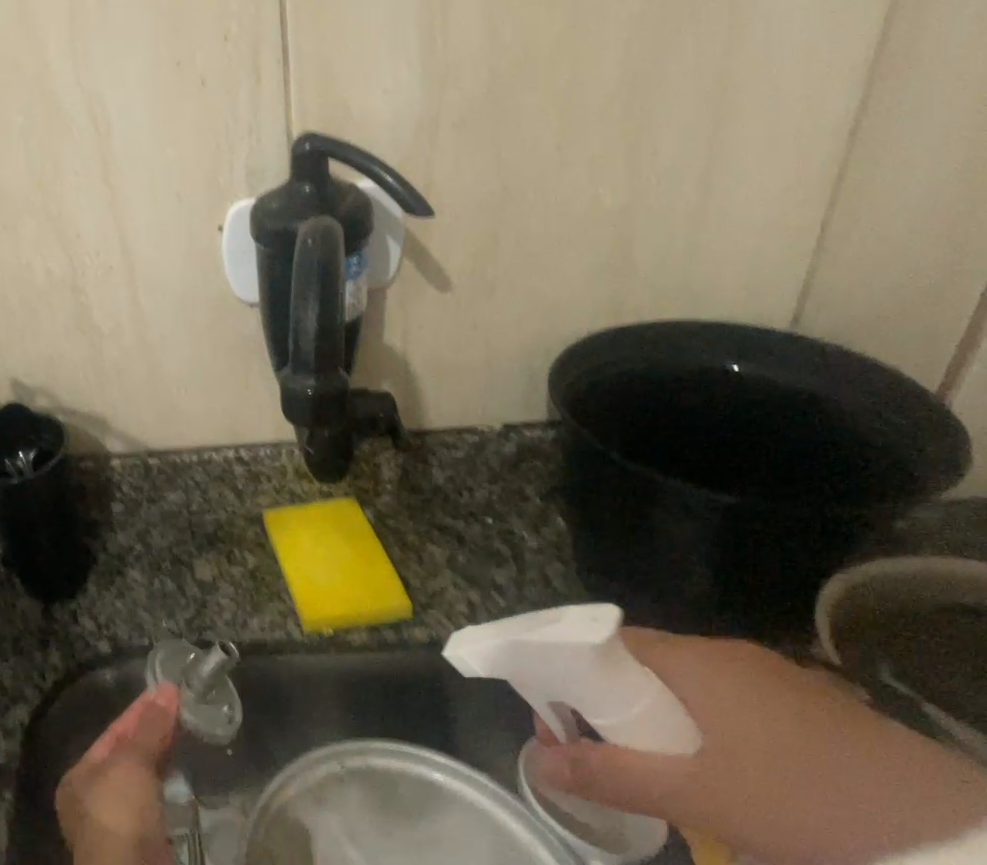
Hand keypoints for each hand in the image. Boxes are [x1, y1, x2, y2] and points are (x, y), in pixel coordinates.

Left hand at [56, 681, 180, 864]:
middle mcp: (93, 799)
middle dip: (152, 730)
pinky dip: (169, 781)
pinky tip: (185, 768)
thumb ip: (148, 727)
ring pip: (143, 778)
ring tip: (187, 728)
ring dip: (163, 754)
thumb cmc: (118, 814)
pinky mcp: (144, 841)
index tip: (165, 689)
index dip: (138, 710)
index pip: (111, 734)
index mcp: (79, 778)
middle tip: (181, 704)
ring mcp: (118, 823)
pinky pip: (156, 800)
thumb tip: (167, 689)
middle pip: (127, 756)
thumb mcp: (130, 763)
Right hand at [531, 628, 986, 864]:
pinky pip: (731, 710)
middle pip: (641, 668)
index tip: (553, 727)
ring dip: (657, 728)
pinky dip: (705, 738)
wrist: (957, 838)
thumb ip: (610, 775)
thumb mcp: (700, 798)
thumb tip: (534, 759)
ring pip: (687, 693)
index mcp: (693, 659)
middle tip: (598, 762)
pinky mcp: (814, 712)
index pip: (600, 641)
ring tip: (658, 781)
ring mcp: (777, 681)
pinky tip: (722, 784)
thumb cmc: (808, 803)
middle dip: (608, 711)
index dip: (564, 677)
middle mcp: (728, 655)